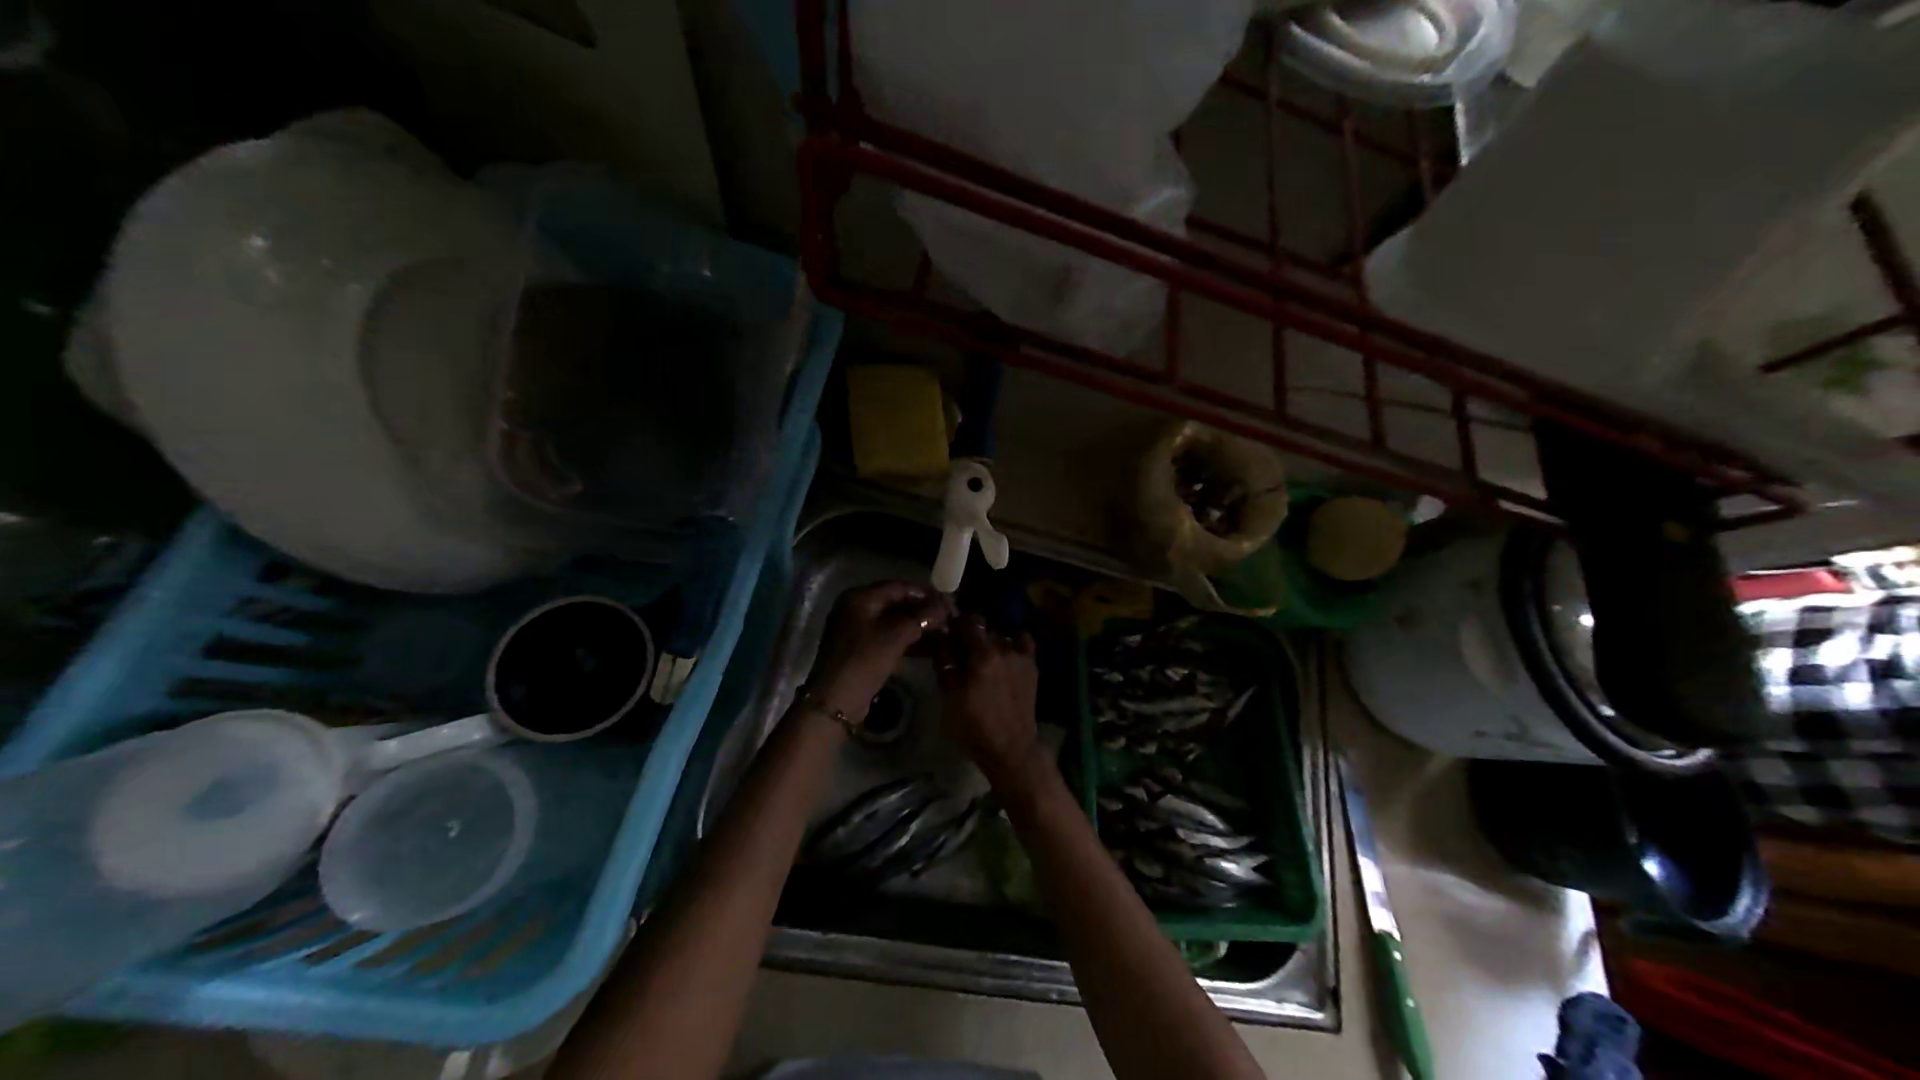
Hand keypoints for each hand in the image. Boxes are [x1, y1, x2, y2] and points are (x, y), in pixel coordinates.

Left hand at [809, 581, 951, 720]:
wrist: (835, 701)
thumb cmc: (863, 661)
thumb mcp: (894, 636)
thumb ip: (921, 618)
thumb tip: (943, 608)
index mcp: (859, 598)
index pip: (899, 587)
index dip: (926, 594)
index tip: (949, 604)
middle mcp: (857, 609)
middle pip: (897, 604)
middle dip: (924, 612)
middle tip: (949, 621)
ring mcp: (859, 631)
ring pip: (895, 623)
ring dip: (919, 628)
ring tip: (945, 636)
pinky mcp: (863, 650)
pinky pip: (890, 639)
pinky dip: (909, 641)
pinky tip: (931, 649)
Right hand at [937, 615, 1043, 792]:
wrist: (1011, 747)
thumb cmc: (974, 725)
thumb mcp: (950, 696)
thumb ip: (945, 663)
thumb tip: (941, 641)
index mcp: (982, 653)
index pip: (968, 621)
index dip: (956, 624)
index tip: (948, 635)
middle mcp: (1004, 648)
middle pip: (985, 628)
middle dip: (972, 635)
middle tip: (961, 651)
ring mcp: (1021, 657)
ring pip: (1002, 636)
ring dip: (991, 642)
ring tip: (983, 658)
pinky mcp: (1032, 667)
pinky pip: (1023, 644)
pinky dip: (1014, 644)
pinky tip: (1005, 655)